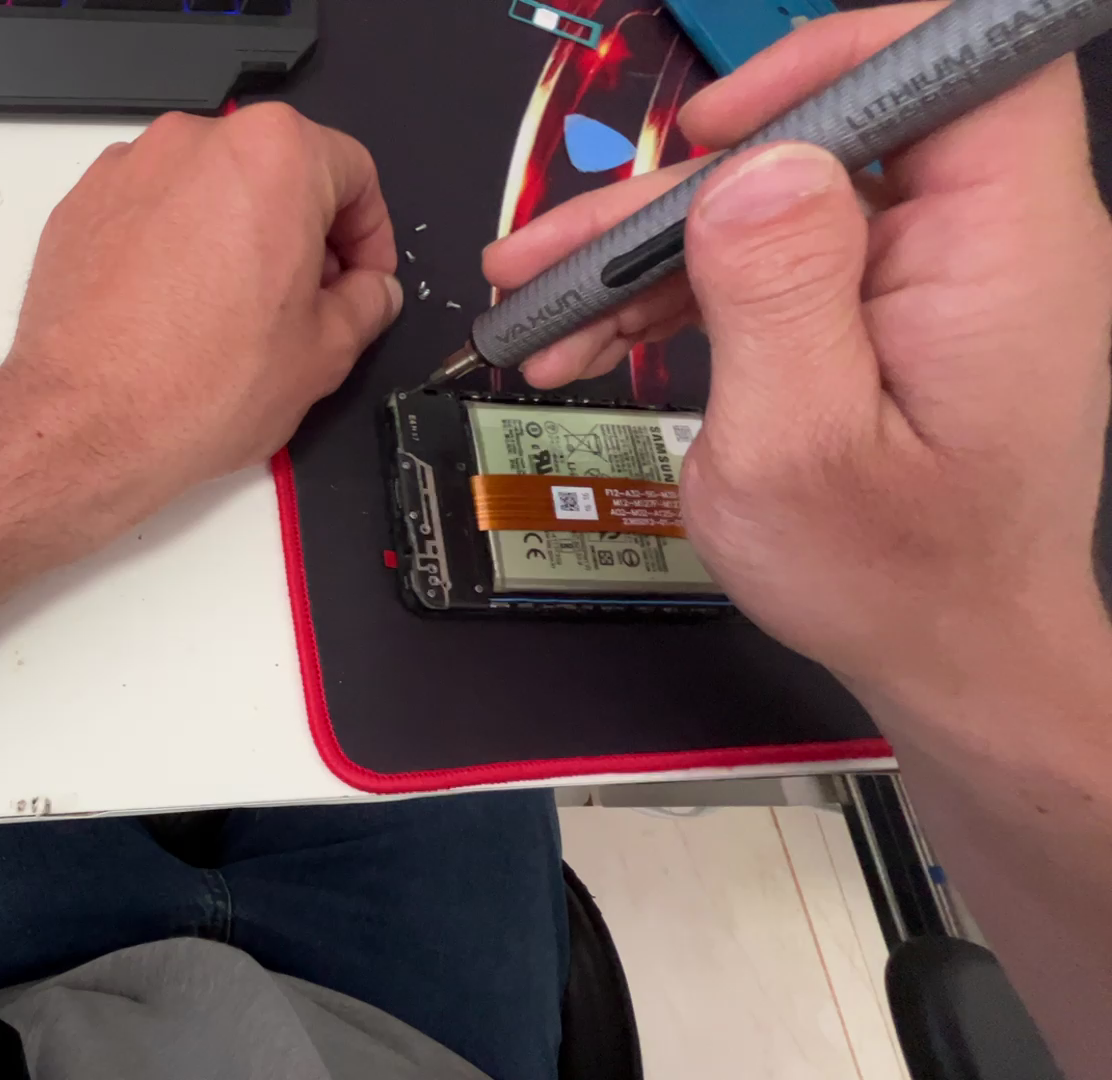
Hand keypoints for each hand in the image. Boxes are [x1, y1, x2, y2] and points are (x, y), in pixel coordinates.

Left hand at [0, 103, 401, 521]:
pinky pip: (150, 217)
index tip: (360, 281)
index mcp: (274, 158)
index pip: (352, 174)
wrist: (86, 425)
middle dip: (300, 239)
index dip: (369, 237)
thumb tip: (371, 292)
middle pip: (276, 177)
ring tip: (227, 321)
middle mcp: (196, 143)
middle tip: (300, 308)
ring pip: (209, 195)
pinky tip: (171, 317)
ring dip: (234, 243)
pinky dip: (172, 252)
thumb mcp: (321, 357)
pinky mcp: (82, 207)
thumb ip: (364, 306)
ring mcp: (129, 171)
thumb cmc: (196, 390)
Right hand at [486, 4, 1111, 693]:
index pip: (950, 77)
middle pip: (798, 167)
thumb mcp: (796, 446)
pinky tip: (581, 350)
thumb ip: (778, 301)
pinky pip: (746, 282)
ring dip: (629, 271)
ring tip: (533, 328)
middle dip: (651, 212)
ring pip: (750, 227)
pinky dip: (658, 308)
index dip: (825, 70)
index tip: (700, 133)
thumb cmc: (870, 569)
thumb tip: (753, 174)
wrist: (929, 646)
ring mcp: (900, 290)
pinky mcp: (853, 324)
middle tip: (531, 261)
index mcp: (989, 259)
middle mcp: (960, 251)